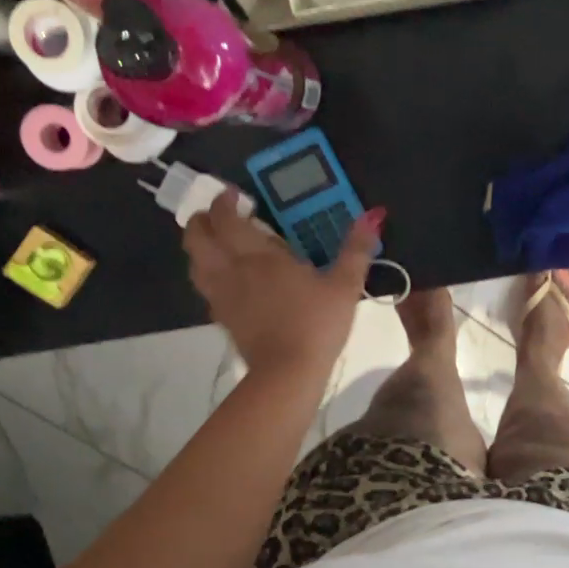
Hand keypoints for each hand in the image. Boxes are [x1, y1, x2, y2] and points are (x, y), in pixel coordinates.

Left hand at [182, 189, 382, 374]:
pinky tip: (231, 281)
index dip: (224, 201)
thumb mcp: (345, 285)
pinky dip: (210, 275)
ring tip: (221, 245)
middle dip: (202, 220)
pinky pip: (206, 287)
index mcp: (257, 254)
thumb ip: (356, 249)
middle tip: (221, 216)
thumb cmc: (317, 323)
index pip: (225, 218)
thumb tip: (374, 215)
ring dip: (201, 247)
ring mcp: (221, 296)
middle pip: (196, 236)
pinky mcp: (222, 319)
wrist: (288, 372)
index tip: (234, 194)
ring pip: (195, 262)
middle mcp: (230, 269)